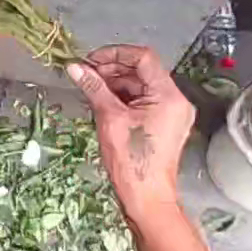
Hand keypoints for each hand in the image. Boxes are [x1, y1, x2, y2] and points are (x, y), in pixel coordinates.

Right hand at [68, 45, 196, 221]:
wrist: (146, 197)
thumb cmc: (130, 160)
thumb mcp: (109, 118)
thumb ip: (94, 88)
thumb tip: (75, 67)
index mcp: (169, 95)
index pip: (143, 58)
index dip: (115, 54)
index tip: (90, 61)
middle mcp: (176, 100)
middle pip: (142, 71)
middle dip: (112, 70)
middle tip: (85, 75)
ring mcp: (171, 113)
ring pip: (140, 86)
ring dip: (115, 84)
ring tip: (90, 89)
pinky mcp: (163, 124)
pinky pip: (142, 101)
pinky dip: (122, 98)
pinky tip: (102, 103)